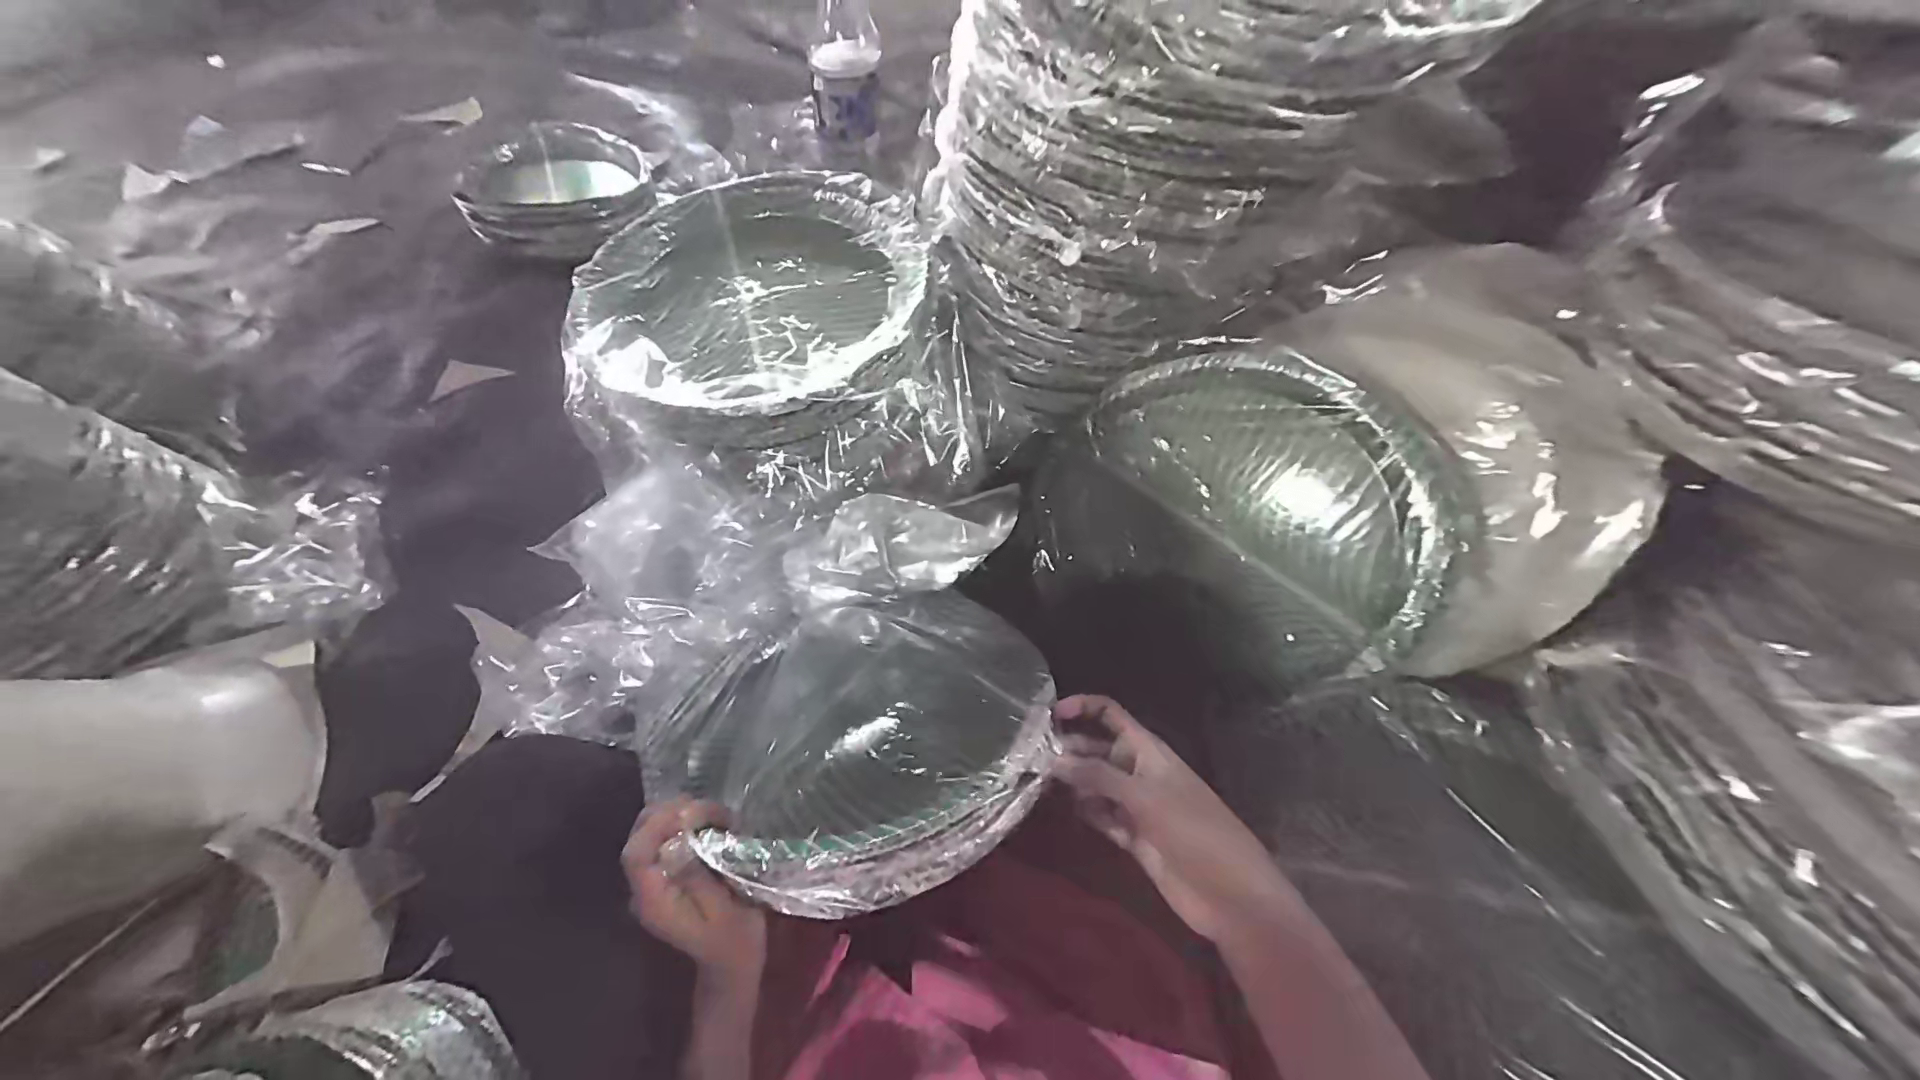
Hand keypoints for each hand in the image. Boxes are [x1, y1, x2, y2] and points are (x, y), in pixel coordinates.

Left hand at [623, 798, 766, 985]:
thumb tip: (679, 842)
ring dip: (676, 815)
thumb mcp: (723, 909)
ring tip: (714, 814)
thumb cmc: (733, 939)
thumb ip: (697, 876)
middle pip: (637, 838)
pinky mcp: (664, 877)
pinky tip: (708, 824)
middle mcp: (644, 890)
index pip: (636, 854)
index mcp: (653, 901)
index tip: (692, 812)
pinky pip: (662, 841)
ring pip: (648, 834)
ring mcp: (652, 883)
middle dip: (668, 813)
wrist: (732, 965)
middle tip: (709, 808)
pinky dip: (681, 824)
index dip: (657, 825)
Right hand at [1054, 695, 1296, 945]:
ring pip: (1095, 784)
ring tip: (1038, 784)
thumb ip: (1098, 776)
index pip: (1112, 715)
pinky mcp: (1133, 837)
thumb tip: (1054, 760)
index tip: (1051, 715)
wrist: (1231, 895)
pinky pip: (1101, 815)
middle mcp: (1139, 772)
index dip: (1084, 707)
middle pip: (1097, 749)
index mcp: (1149, 751)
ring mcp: (1136, 805)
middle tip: (1031, 758)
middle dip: (1069, 750)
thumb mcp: (1144, 797)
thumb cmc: (1193, 831)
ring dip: (1072, 783)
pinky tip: (1065, 812)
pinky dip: (1085, 811)